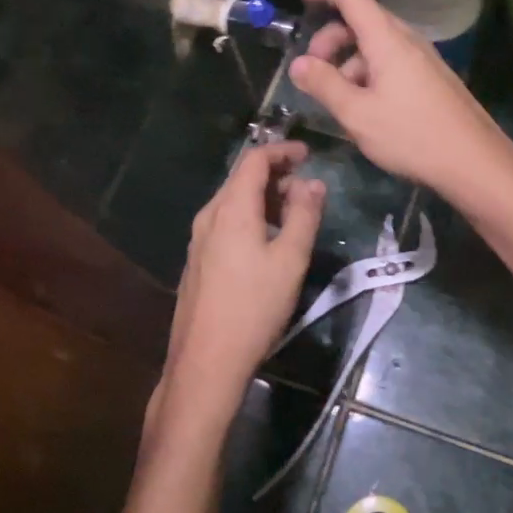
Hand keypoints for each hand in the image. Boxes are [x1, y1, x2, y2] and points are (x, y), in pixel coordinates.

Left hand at [154, 140, 325, 426]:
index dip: (282, 151)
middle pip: (242, 179)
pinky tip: (269, 240)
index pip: (254, 160)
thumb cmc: (254, 307)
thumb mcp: (291, 259)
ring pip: (234, 202)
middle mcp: (209, 216)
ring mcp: (199, 240)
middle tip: (308, 188)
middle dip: (276, 175)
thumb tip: (314, 183)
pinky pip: (226, 223)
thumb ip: (304, 215)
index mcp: (231, 209)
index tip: (308, 154)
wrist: (206, 361)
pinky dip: (251, 217)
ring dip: (265, 198)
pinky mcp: (199, 262)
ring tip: (294, 213)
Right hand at [288, 0, 512, 196]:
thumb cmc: (412, 135)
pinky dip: (370, 72)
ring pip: (377, 45)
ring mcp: (423, 60)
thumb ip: (325, 85)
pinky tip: (364, 107)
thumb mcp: (358, 114)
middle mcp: (407, 41)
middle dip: (331, 37)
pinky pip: (392, 62)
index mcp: (387, 41)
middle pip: (363, 21)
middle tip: (312, 67)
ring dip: (350, 60)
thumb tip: (298, 63)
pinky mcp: (432, 79)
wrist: (474, 161)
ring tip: (337, 97)